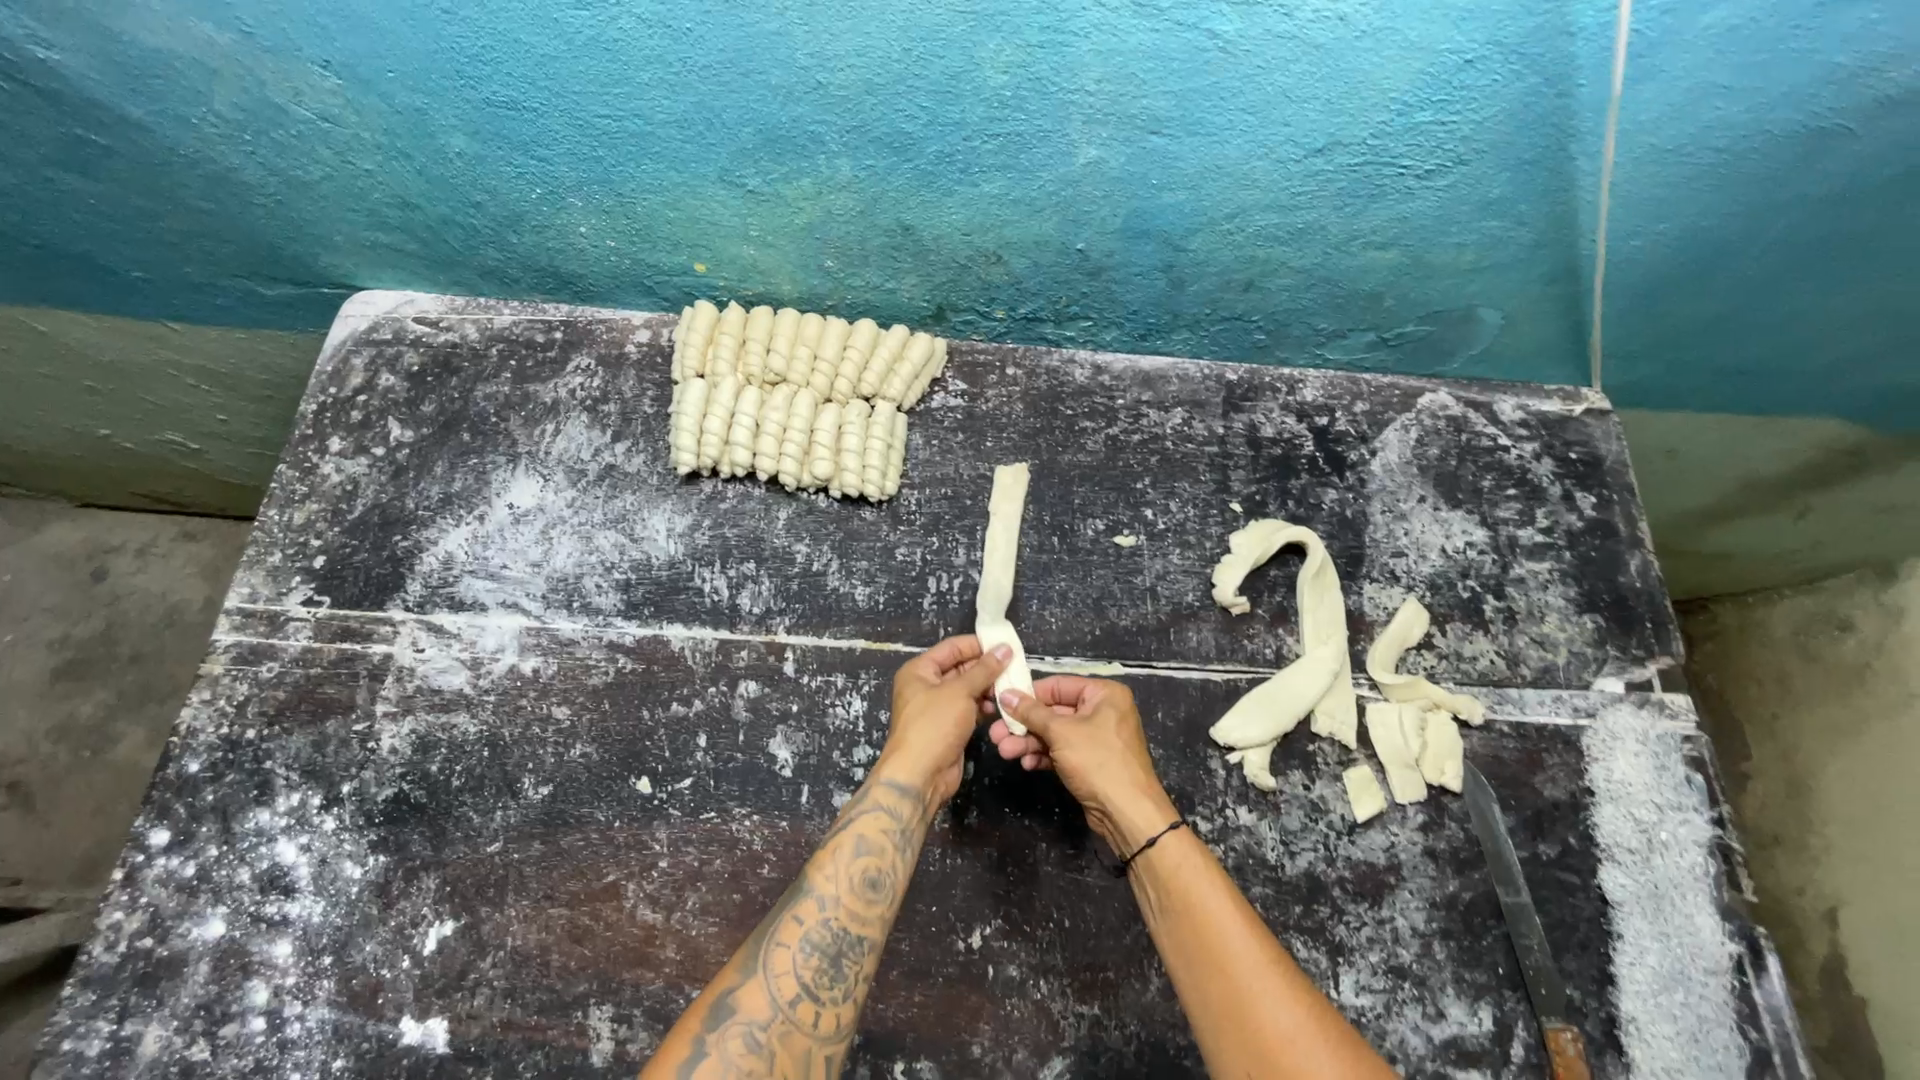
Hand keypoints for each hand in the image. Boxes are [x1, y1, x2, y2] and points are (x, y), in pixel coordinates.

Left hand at [877, 635, 1010, 805]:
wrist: (920, 774)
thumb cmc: (934, 725)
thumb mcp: (959, 692)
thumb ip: (984, 670)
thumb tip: (1005, 649)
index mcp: (919, 670)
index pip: (952, 648)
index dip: (978, 644)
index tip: (1005, 644)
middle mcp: (926, 685)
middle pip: (961, 668)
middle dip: (987, 668)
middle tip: (1016, 666)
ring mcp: (938, 707)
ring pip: (968, 690)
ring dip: (988, 688)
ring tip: (1012, 687)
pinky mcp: (949, 726)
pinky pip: (970, 708)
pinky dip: (985, 706)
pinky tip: (1003, 707)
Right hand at [991, 676, 1178, 854]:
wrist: (1126, 812)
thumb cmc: (1097, 760)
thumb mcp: (1061, 732)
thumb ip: (1031, 712)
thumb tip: (1005, 695)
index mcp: (1104, 694)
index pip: (1058, 685)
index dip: (1029, 694)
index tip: (1002, 702)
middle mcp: (1102, 711)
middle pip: (1054, 712)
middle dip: (1024, 724)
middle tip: (996, 733)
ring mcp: (1096, 738)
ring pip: (1055, 734)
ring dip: (1028, 742)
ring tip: (1004, 751)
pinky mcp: (1090, 762)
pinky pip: (1062, 752)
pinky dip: (1043, 756)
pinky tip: (1025, 764)